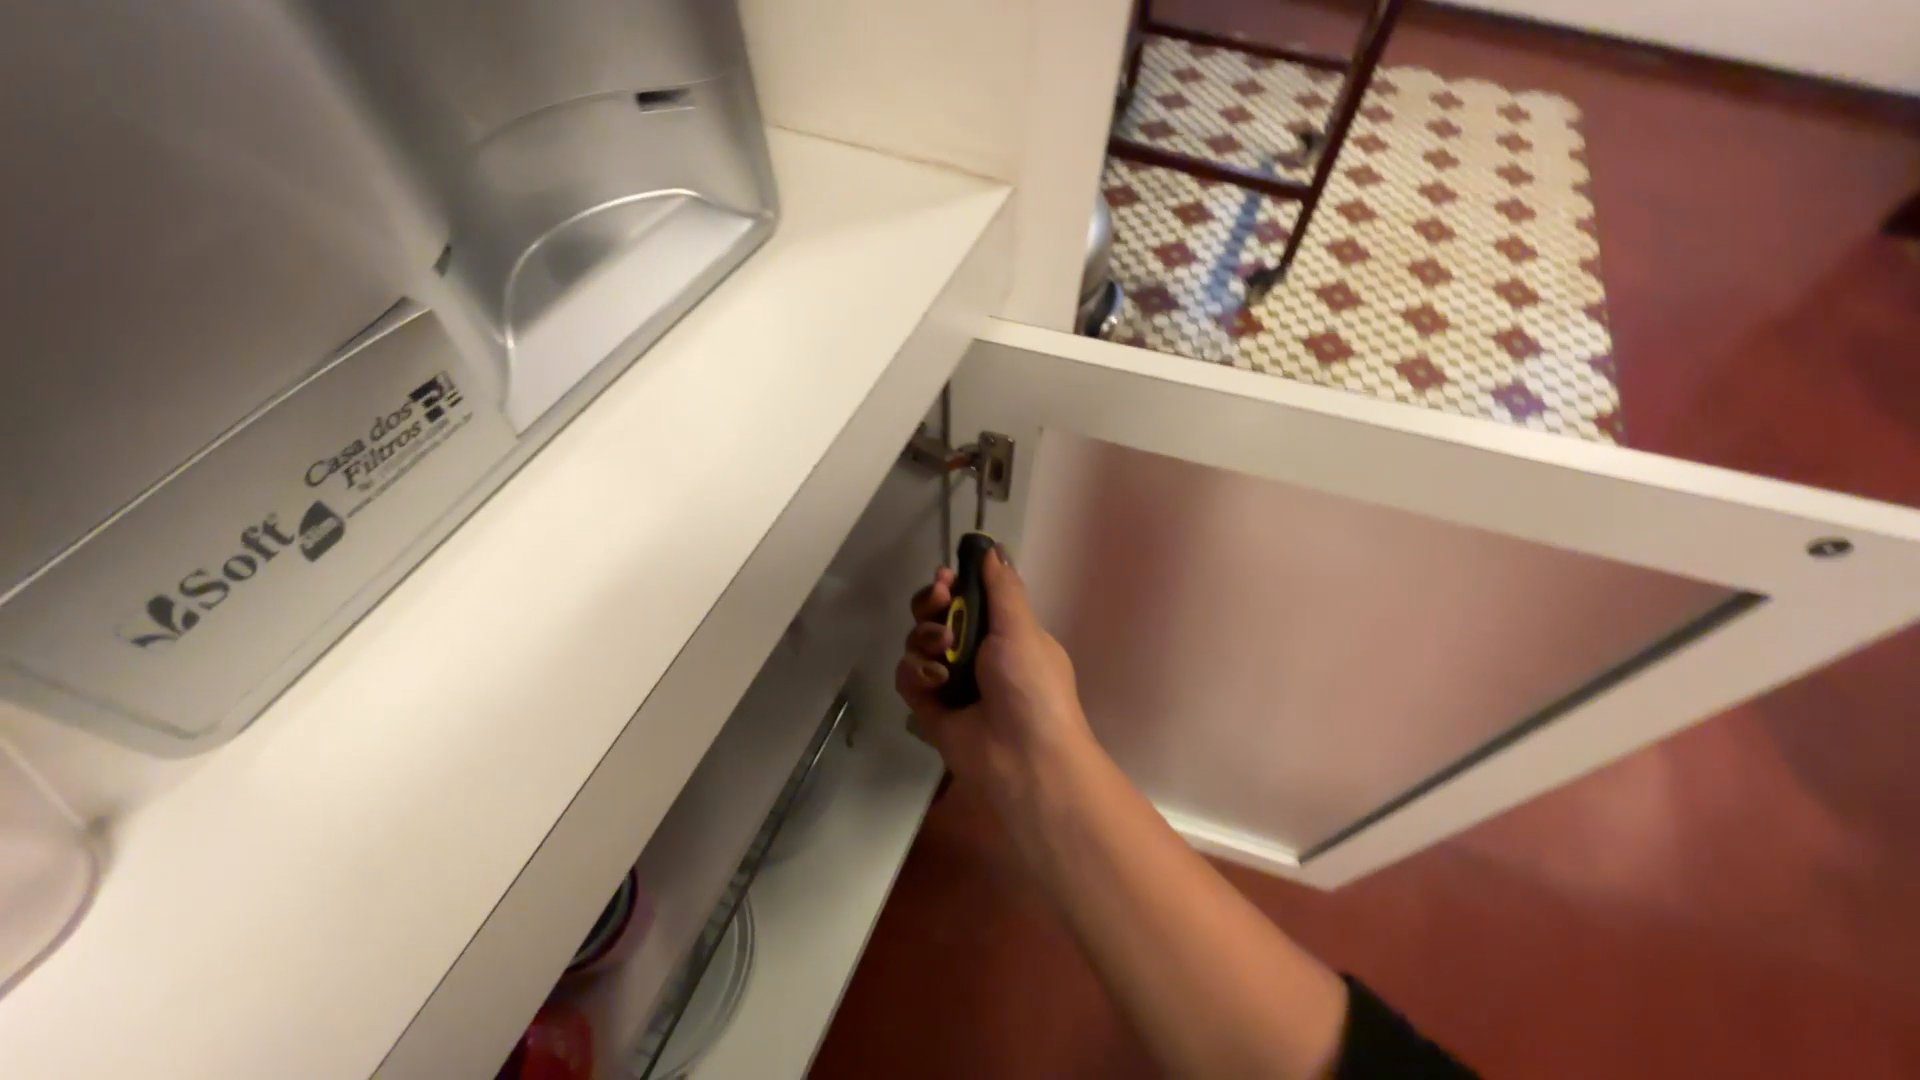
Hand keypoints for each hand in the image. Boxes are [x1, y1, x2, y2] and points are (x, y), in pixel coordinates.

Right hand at [895, 549, 1093, 806]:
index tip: (947, 577)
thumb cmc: (1031, 687)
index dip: (953, 584)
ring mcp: (951, 680)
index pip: (969, 597)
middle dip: (932, 606)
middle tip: (941, 606)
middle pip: (936, 615)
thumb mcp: (1022, 630)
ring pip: (918, 642)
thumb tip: (993, 550)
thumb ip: (1002, 589)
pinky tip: (936, 681)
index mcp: (1005, 633)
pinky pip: (908, 676)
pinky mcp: (928, 707)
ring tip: (945, 650)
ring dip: (926, 638)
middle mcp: (976, 653)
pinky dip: (917, 673)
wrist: (1023, 759)